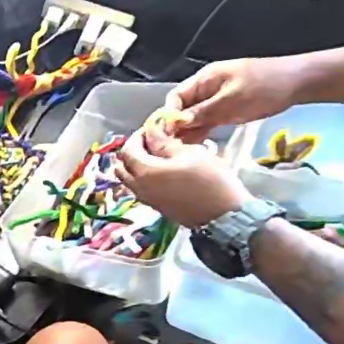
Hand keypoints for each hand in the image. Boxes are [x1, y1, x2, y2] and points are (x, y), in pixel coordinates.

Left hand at [118, 130, 252, 228]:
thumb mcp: (188, 152)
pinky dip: (143, 177)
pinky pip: (139, 188)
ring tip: (158, 155)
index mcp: (143, 171)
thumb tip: (150, 133)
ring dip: (136, 165)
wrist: (222, 214)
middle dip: (132, 151)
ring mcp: (145, 199)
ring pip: (129, 179)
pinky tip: (162, 170)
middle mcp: (137, 187)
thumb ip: (163, 143)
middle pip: (122, 166)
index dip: (137, 136)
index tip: (152, 129)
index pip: (127, 149)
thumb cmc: (208, 178)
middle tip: (151, 142)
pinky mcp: (154, 206)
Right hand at [157, 57, 304, 140]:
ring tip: (183, 153)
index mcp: (204, 79)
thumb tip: (176, 123)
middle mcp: (206, 89)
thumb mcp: (232, 101)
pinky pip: (207, 122)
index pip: (174, 98)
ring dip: (188, 133)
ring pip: (193, 118)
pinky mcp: (226, 109)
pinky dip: (201, 133)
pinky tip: (197, 148)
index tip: (168, 136)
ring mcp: (216, 99)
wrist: (301, 82)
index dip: (168, 116)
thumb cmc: (266, 86)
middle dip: (176, 128)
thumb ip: (202, 112)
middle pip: (181, 109)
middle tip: (173, 150)